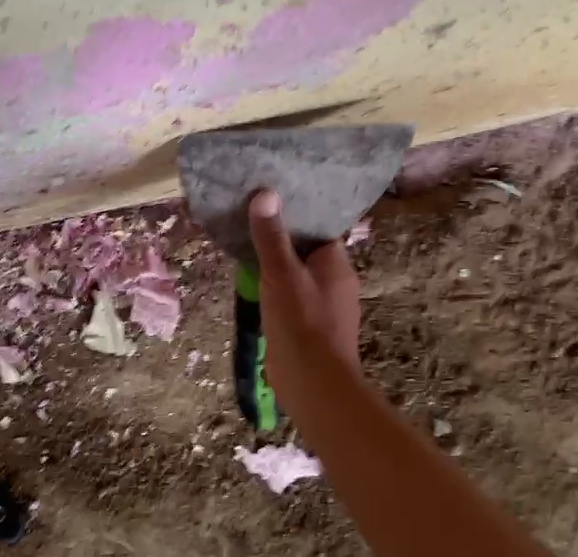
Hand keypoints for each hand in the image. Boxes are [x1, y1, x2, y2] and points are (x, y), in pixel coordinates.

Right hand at [247, 189, 361, 390]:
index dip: (297, 213)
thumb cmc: (302, 322)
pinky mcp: (304, 324)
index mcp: (337, 267)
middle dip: (279, 235)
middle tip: (247, 214)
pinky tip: (247, 277)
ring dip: (272, 260)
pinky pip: (286, 292)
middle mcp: (334, 283)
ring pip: (294, 272)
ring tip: (241, 239)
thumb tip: (265, 193)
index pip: (319, 230)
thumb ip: (271, 235)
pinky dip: (269, 282)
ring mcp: (320, 306)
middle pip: (305, 249)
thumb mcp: (281, 272)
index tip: (269, 198)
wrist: (311, 383)